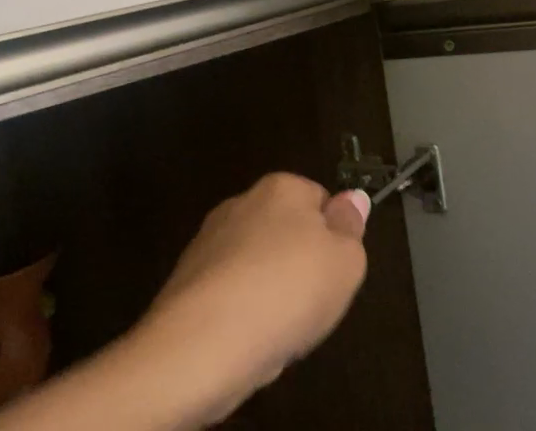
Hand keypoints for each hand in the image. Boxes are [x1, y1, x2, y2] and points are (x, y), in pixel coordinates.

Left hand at [129, 173, 370, 423]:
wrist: (201, 347)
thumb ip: (352, 227)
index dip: (334, 235)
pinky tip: (247, 339)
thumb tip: (353, 199)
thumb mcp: (347, 261)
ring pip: (254, 266)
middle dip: (298, 262)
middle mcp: (240, 204)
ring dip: (267, 291)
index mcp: (282, 188)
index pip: (321, 200)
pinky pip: (227, 295)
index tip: (336, 268)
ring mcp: (206, 244)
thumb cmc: (288, 291)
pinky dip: (239, 314)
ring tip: (278, 327)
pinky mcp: (182, 285)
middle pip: (284, 231)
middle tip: (313, 299)